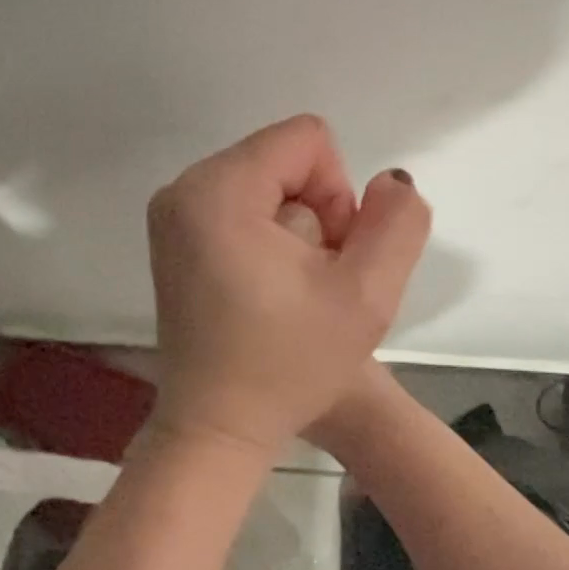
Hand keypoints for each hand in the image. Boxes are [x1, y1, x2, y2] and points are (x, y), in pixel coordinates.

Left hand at [146, 114, 430, 454]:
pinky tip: (267, 298)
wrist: (217, 429)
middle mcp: (182, 191)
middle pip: (283, 161)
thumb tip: (389, 183)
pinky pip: (239, 215)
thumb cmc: (288, 368)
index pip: (308, 140)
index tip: (327, 261)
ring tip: (291, 297)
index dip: (338, 197)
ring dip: (295, 234)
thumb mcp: (367, 296)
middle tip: (312, 286)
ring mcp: (171, 221)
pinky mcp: (172, 249)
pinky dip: (265, 245)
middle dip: (315, 215)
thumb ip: (398, 223)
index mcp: (217, 189)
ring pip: (265, 189)